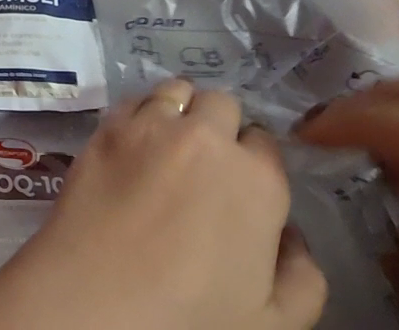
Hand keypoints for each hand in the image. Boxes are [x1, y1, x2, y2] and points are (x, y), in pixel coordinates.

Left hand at [0, 80, 325, 329]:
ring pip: (176, 91)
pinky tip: (135, 140)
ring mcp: (151, 125)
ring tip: (170, 139)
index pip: (265, 143)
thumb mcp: (275, 322)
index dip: (253, 161)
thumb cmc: (190, 317)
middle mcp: (207, 138)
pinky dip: (140, 111)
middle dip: (219, 125)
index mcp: (257, 182)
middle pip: (221, 104)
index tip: (239, 182)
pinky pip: (133, 100)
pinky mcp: (106, 126)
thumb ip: (302, 276)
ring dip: (180, 108)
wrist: (96, 299)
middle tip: (204, 159)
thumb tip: (293, 236)